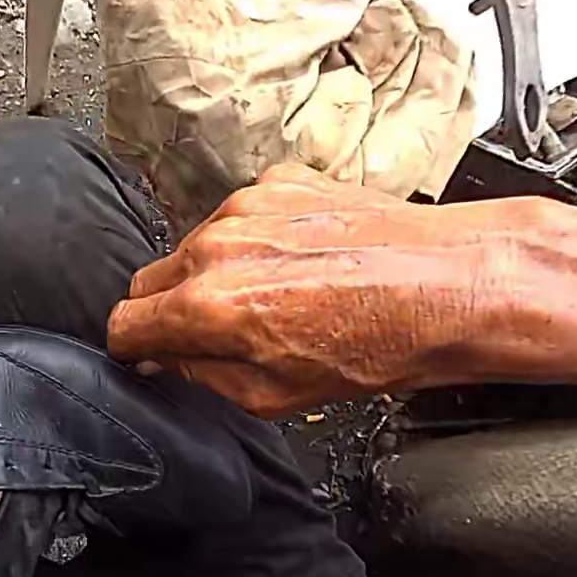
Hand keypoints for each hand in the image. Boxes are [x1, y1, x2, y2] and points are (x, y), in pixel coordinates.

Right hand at [106, 164, 576, 414]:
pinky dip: (246, 245)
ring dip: (208, 277)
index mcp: (209, 305)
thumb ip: (200, 375)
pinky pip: (235, 220)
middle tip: (207, 335)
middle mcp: (217, 244)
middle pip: (149, 281)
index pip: (125, 322)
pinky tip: (289, 265)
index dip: (132, 347)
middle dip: (165, 313)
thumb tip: (166, 359)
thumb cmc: (375, 345)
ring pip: (190, 249)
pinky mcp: (279, 183)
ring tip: (265, 298)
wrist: (450, 285)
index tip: (146, 353)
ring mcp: (248, 205)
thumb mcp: (272, 394)